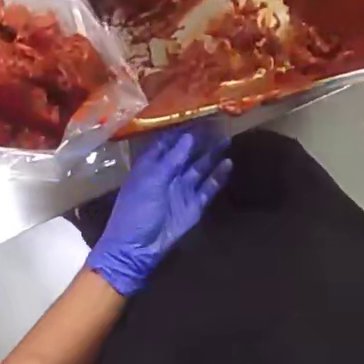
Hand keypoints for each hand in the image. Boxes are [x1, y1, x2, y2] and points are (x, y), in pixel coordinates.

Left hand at [88, 126, 232, 295]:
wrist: (136, 249)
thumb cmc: (135, 212)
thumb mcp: (150, 181)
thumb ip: (170, 159)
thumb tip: (188, 137)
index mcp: (151, 166)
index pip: (168, 142)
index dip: (182, 129)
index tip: (199, 114)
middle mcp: (168, 175)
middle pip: (187, 153)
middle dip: (202, 139)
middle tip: (220, 123)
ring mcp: (182, 190)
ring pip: (200, 168)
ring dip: (212, 155)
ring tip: (228, 139)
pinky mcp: (193, 206)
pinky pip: (208, 188)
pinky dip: (218, 177)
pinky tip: (228, 163)